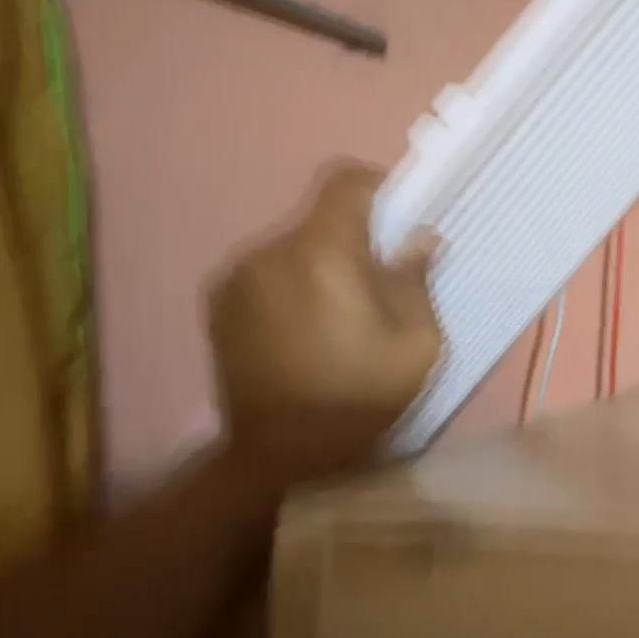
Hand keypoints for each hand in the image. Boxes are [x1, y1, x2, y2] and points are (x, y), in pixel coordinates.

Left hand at [206, 160, 440, 486]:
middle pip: (319, 218)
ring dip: (320, 264)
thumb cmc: (360, 396)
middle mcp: (269, 252)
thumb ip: (415, 279)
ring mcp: (235, 277)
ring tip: (338, 314)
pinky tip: (304, 330)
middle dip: (353, 239)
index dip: (377, 186)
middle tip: (377, 282)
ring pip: (293, 246)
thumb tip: (420, 237)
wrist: (279, 456)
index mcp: (322, 253)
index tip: (399, 217)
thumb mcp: (417, 342)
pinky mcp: (218, 304)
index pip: (345, 181)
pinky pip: (267, 272)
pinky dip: (291, 285)